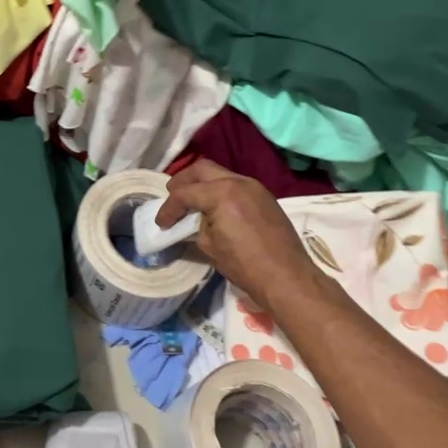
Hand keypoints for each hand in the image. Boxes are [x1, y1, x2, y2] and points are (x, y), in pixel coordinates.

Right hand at [157, 159, 313, 306]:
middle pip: (202, 170)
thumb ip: (197, 226)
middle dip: (183, 182)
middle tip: (172, 196)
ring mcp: (255, 187)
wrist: (287, 277)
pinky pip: (236, 185)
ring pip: (221, 174)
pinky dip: (220, 191)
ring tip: (192, 202)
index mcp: (221, 193)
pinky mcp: (265, 197)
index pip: (185, 194)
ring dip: (203, 184)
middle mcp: (239, 182)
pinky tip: (215, 208)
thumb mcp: (209, 246)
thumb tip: (194, 222)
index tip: (161, 224)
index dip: (169, 208)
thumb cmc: (244, 264)